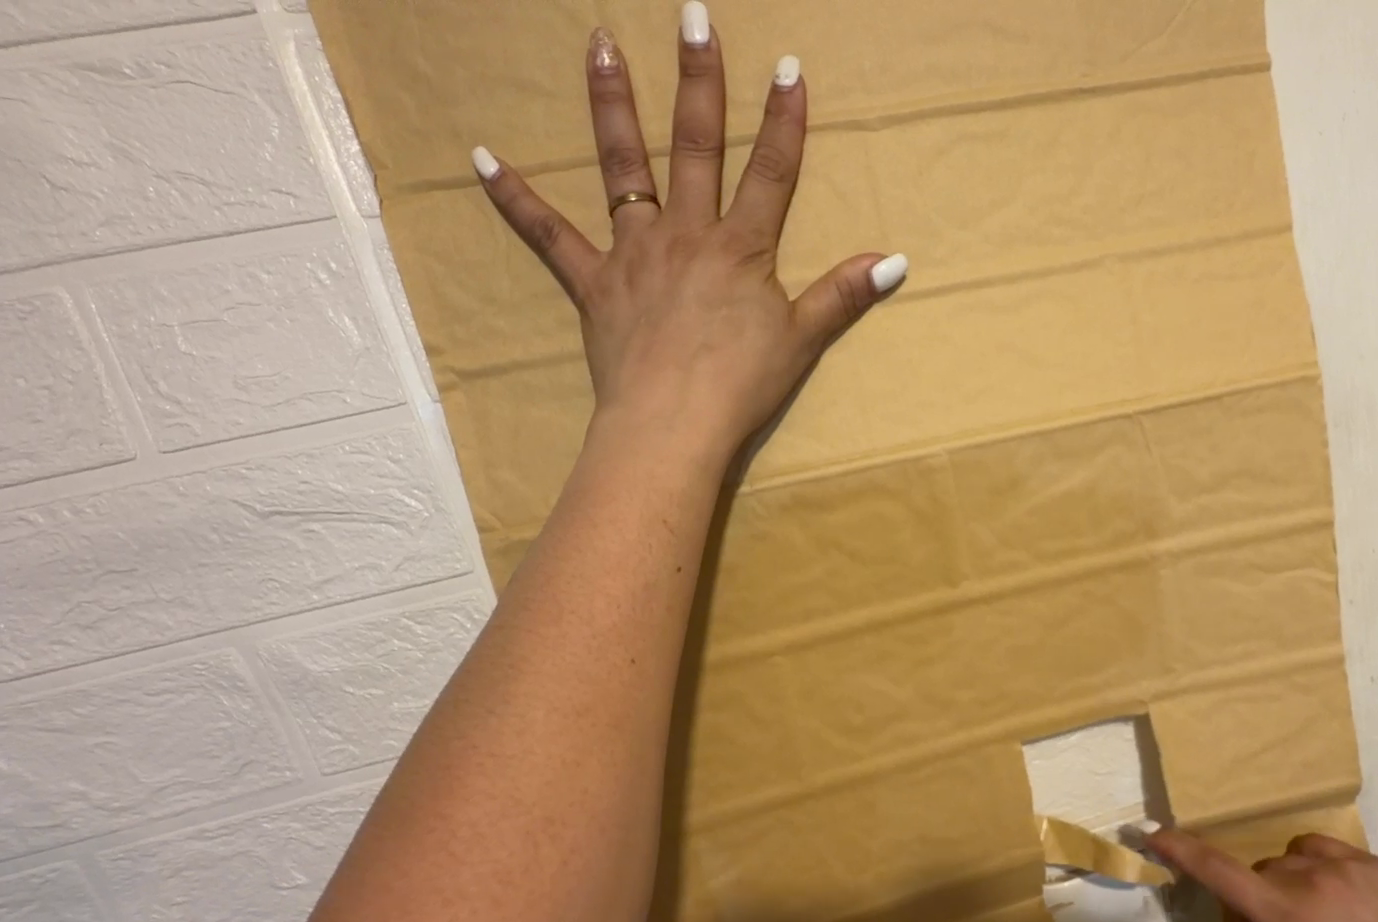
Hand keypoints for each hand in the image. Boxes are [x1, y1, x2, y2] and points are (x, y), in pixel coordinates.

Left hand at [472, 14, 905, 468]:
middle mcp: (687, 234)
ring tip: (599, 44)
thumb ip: (844, 295)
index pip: (770, 173)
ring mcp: (636, 253)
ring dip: (612, 105)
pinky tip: (481, 160)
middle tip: (692, 17)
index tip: (788, 68)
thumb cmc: (741, 385)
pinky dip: (515, 199)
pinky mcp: (594, 282)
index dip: (783, 122)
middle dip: (698, 80)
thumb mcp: (803, 340)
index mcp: (741, 249)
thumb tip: (896, 261)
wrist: (672, 425)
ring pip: (623, 169)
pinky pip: (548, 236)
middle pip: (694, 146)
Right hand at [1144, 828, 1377, 921]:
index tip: (1151, 832)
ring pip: (1288, 858)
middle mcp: (1312, 878)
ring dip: (1287, 881)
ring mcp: (1348, 865)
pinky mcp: (1376, 862)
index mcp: (1287, 915)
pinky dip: (1318, 870)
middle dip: (1256, 899)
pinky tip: (1344, 907)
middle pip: (1257, 871)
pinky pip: (1325, 850)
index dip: (1178, 849)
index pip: (1217, 870)